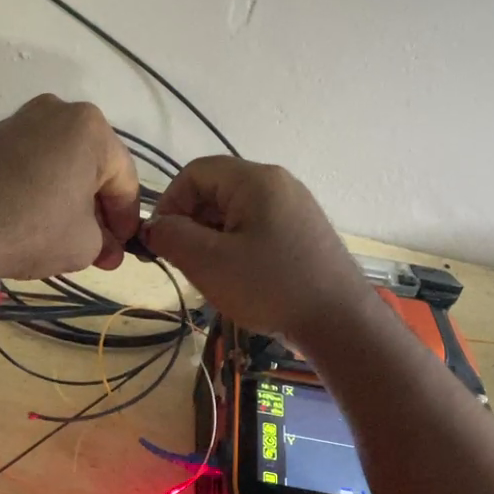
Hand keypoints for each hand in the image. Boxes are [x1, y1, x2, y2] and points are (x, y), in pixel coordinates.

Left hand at [0, 95, 140, 280]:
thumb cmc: (33, 229)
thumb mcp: (84, 244)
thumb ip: (106, 242)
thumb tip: (109, 248)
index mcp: (91, 127)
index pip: (124, 179)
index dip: (127, 219)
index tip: (124, 248)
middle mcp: (57, 111)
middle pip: (92, 166)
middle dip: (98, 208)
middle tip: (99, 247)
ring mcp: (19, 119)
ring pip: (60, 163)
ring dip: (70, 197)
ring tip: (67, 236)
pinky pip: (30, 163)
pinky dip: (41, 188)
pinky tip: (36, 218)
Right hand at [143, 156, 370, 344]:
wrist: (339, 321)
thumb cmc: (270, 287)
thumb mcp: (208, 262)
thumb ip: (172, 237)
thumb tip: (153, 227)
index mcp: (255, 179)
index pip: (195, 172)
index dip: (169, 203)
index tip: (161, 241)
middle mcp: (277, 183)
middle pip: (215, 190)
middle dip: (190, 223)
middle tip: (184, 262)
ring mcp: (294, 208)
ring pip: (234, 212)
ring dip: (211, 239)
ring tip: (211, 275)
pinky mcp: (303, 233)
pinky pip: (256, 229)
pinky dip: (236, 248)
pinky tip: (239, 279)